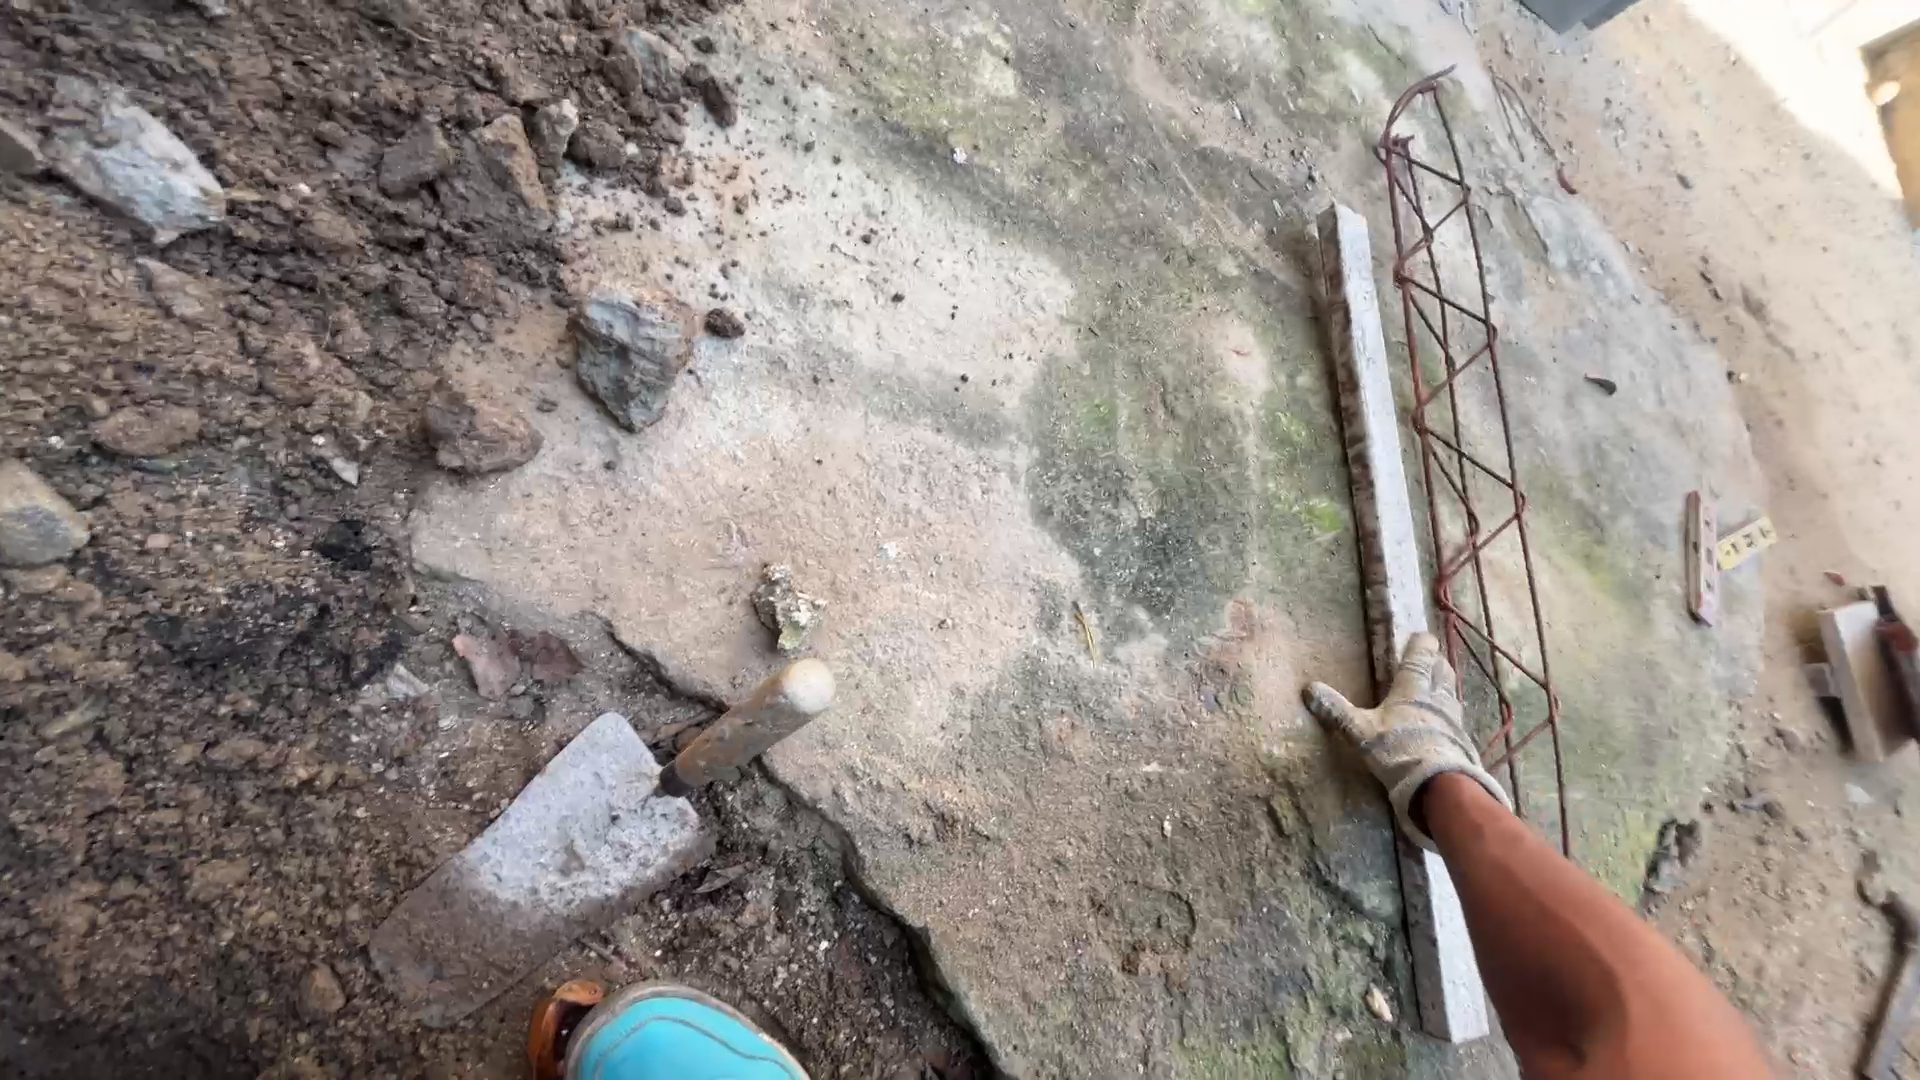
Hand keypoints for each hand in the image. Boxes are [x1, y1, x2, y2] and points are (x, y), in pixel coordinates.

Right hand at [1303, 632, 1513, 850]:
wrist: (1439, 784)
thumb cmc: (1397, 749)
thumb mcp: (1359, 729)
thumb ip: (1336, 710)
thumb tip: (1308, 688)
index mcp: (1413, 689)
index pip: (1420, 659)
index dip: (1422, 645)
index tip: (1423, 635)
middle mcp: (1436, 699)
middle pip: (1442, 672)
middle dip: (1437, 663)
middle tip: (1431, 658)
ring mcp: (1453, 720)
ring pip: (1451, 693)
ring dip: (1445, 686)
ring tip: (1438, 685)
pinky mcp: (1460, 740)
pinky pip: (1456, 718)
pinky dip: (1449, 712)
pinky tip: (1444, 721)